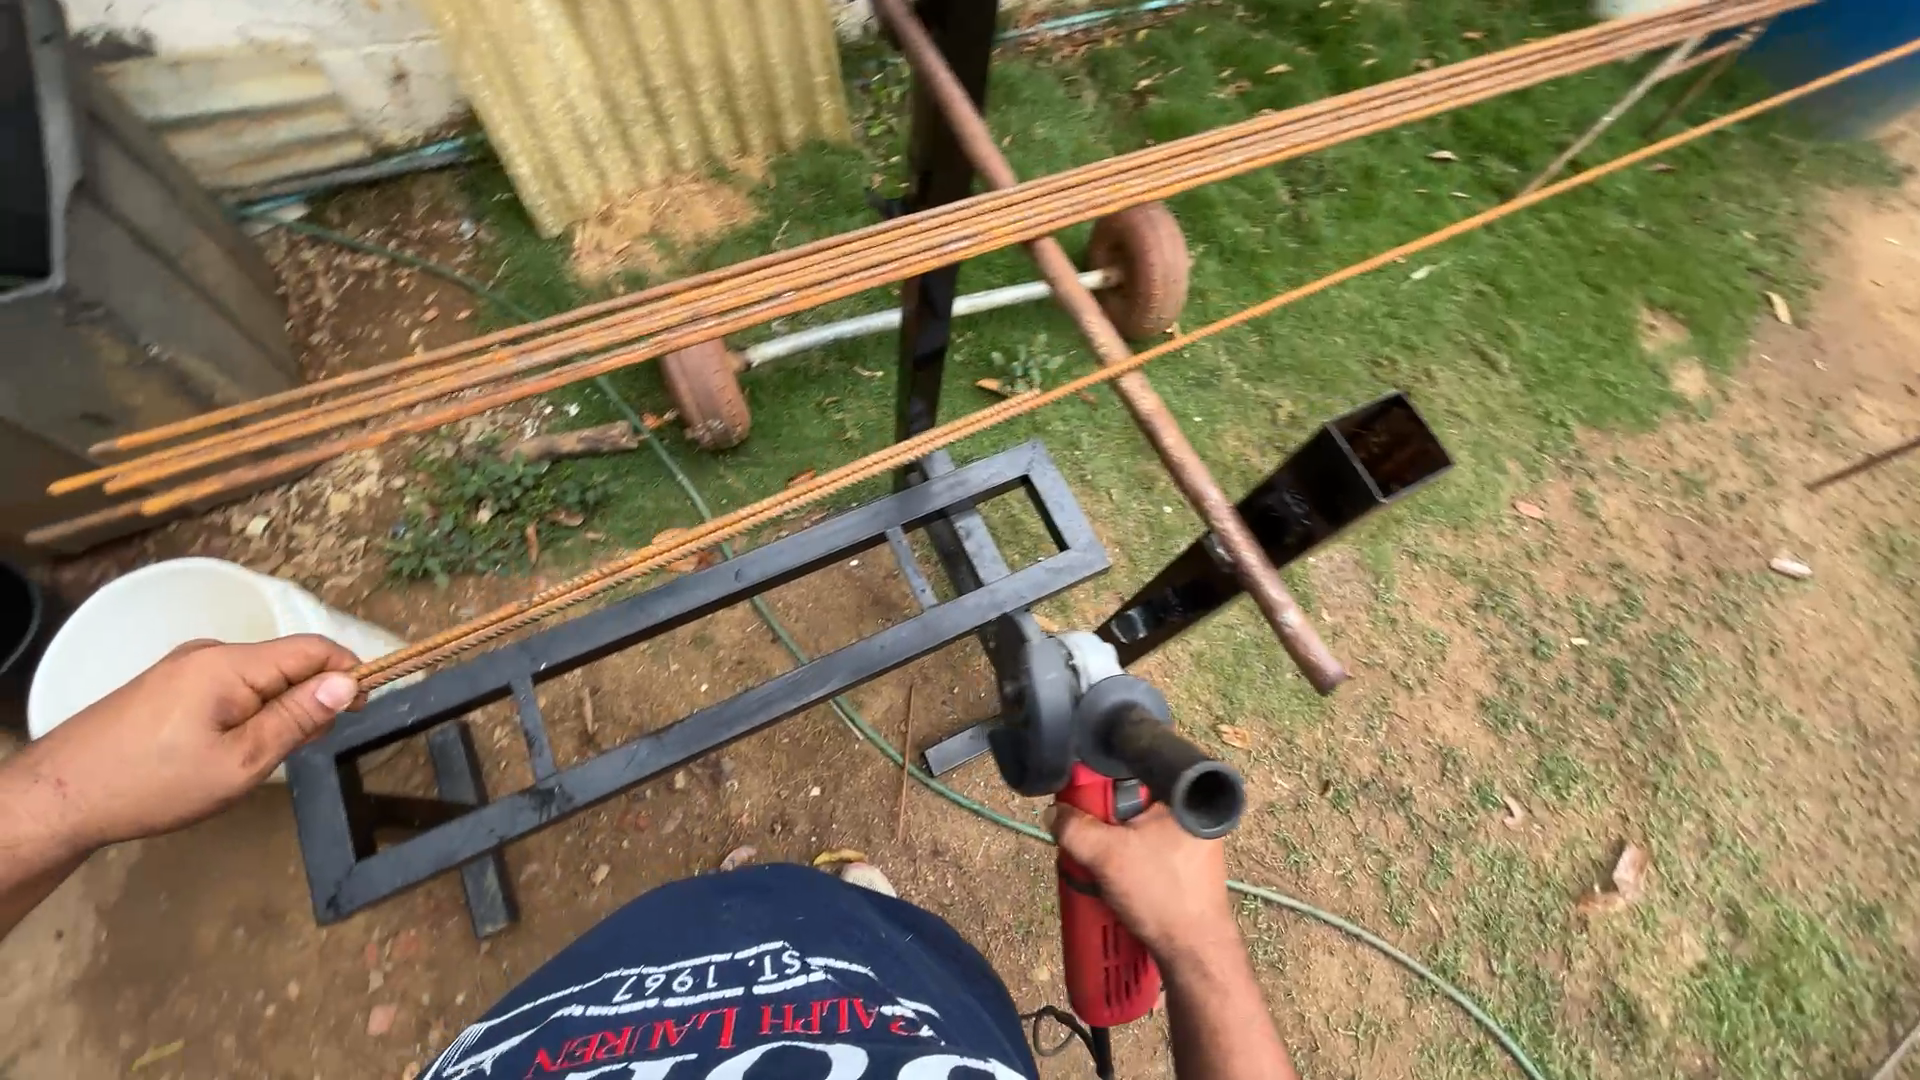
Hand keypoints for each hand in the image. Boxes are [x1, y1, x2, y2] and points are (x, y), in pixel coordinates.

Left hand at [9, 635, 359, 854]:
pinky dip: (251, 709)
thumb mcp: (241, 760)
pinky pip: (232, 685)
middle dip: (311, 697)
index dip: (349, 673)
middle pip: (290, 662)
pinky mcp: (166, 686)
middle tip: (301, 745)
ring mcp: (183, 668)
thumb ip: (298, 718)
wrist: (45, 806)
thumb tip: (348, 683)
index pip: (316, 649)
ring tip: (262, 752)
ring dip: (281, 706)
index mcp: (229, 664)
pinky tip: (233, 745)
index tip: (359, 710)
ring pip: (262, 676)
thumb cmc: (152, 786)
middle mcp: (208, 653)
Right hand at [1046, 802, 1238, 963]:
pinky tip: (1111, 879)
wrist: (1195, 957)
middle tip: (1087, 839)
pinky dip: (1125, 860)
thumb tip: (1053, 812)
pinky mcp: (1185, 867)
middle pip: (1130, 802)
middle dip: (1102, 821)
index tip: (1080, 803)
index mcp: (1183, 796)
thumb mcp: (1106, 855)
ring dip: (1110, 845)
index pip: (1130, 771)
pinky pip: (1145, 850)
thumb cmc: (1160, 895)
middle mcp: (1192, 814)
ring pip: (1135, 829)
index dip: (1100, 785)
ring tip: (1095, 863)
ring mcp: (1191, 843)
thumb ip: (1074, 827)